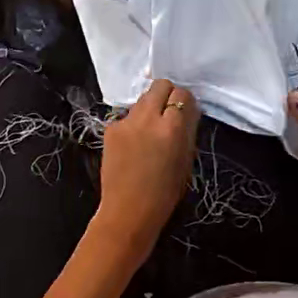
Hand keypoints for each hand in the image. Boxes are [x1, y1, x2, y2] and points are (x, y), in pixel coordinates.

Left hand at [96, 78, 199, 245]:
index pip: (182, 95)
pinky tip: (133, 144)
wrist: (128, 211)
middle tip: (168, 114)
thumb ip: (186, 131)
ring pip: (141, 100)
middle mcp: (147, 118)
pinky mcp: (110, 129)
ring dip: (149, 109)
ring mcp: (125, 122)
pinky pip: (126, 117)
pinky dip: (133, 124)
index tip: (185, 112)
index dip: (185, 102)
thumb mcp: (186, 161)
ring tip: (150, 131)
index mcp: (172, 128)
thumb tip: (187, 112)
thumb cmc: (164, 193)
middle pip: (159, 86)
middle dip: (166, 95)